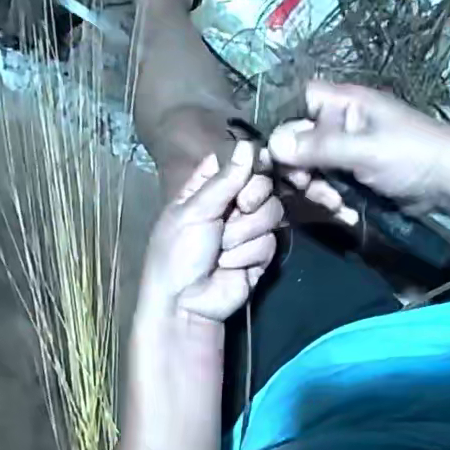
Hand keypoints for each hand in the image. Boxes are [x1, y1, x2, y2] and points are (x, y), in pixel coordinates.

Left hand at [137, 141, 281, 329]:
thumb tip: (249, 144)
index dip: (250, 164)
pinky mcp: (260, 254)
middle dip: (251, 201)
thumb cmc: (178, 253)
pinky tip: (230, 266)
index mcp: (208, 188)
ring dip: (244, 234)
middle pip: (262, 185)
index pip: (239, 162)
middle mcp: (230, 205)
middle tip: (236, 212)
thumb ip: (225, 179)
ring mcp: (247, 230)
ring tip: (222, 250)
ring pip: (271, 213)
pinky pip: (270, 242)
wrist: (186, 304)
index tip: (254, 167)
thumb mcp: (194, 211)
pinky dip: (249, 255)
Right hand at [267, 82, 449, 219]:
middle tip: (311, 188)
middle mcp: (340, 124)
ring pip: (311, 170)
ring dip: (318, 191)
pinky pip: (329, 187)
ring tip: (337, 204)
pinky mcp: (354, 177)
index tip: (278, 156)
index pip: (297, 103)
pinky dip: (333, 202)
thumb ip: (318, 148)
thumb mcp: (363, 150)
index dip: (284, 125)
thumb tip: (271, 145)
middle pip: (298, 142)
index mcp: (343, 103)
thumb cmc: (413, 155)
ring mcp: (347, 152)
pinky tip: (346, 213)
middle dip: (301, 170)